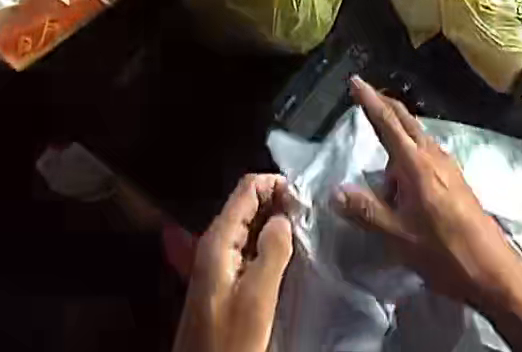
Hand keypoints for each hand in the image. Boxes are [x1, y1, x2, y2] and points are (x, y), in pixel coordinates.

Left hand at [174, 174, 297, 351]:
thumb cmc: (229, 342)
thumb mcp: (256, 298)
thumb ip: (272, 251)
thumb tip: (285, 215)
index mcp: (218, 239)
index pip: (247, 187)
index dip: (275, 185)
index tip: (303, 200)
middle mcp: (215, 242)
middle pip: (248, 203)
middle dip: (277, 202)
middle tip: (307, 217)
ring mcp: (217, 261)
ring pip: (249, 224)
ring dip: (274, 222)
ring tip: (301, 233)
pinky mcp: (223, 280)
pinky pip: (247, 246)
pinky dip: (267, 242)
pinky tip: (285, 255)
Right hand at [335, 77, 521, 312]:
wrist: (492, 270)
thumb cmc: (444, 251)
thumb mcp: (398, 236)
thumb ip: (366, 211)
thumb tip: (335, 192)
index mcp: (415, 163)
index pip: (387, 122)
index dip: (368, 100)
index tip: (355, 81)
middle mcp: (432, 155)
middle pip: (404, 119)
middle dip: (384, 105)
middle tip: (364, 97)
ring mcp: (447, 165)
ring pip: (416, 137)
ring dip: (396, 135)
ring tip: (381, 161)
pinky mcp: (454, 178)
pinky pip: (425, 152)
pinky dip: (408, 153)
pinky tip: (403, 180)